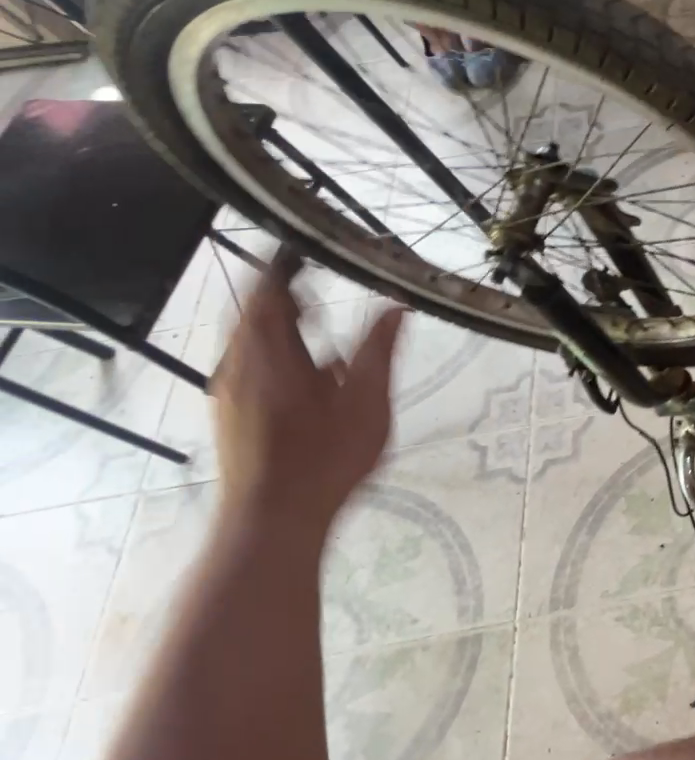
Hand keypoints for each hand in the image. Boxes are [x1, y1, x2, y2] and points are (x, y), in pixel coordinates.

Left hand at [211, 254, 404, 525]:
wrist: (274, 515)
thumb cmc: (326, 456)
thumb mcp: (367, 400)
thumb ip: (380, 348)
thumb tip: (397, 306)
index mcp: (270, 353)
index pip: (269, 291)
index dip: (284, 262)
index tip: (306, 244)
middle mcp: (240, 365)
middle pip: (253, 312)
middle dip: (281, 290)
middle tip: (312, 273)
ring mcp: (231, 391)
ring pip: (250, 340)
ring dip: (279, 320)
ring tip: (312, 314)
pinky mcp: (234, 414)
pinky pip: (250, 364)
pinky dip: (276, 348)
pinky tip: (308, 368)